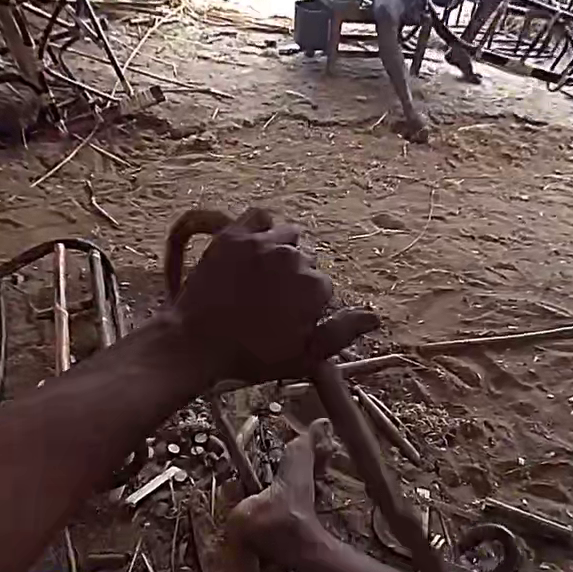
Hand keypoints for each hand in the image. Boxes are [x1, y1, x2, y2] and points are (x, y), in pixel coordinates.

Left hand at [169, 208, 376, 382]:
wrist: (196, 341)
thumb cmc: (251, 354)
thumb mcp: (303, 356)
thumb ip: (341, 333)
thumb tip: (376, 316)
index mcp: (315, 287)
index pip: (323, 286)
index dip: (308, 303)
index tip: (289, 316)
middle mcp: (294, 258)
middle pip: (307, 260)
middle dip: (296, 277)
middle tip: (272, 299)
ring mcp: (262, 242)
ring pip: (288, 235)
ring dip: (283, 249)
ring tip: (266, 271)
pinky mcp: (233, 234)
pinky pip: (258, 215)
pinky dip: (263, 225)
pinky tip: (258, 241)